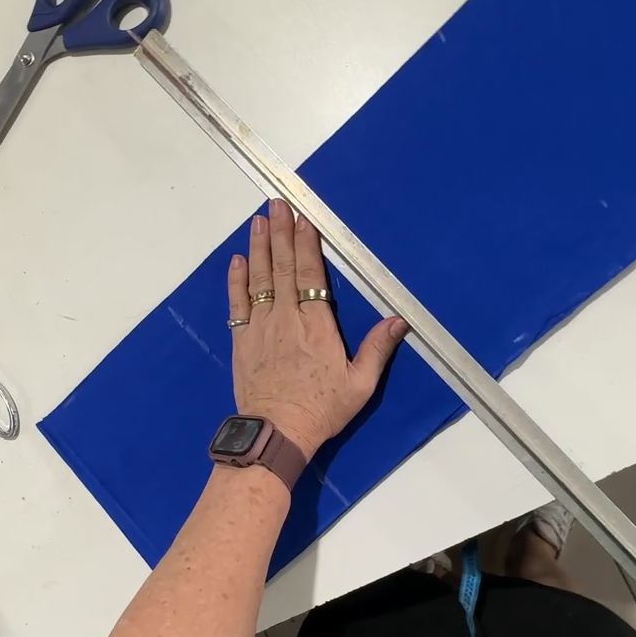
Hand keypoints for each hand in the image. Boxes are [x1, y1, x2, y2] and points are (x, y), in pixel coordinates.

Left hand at [225, 199, 407, 457]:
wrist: (277, 432)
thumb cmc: (322, 410)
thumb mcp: (360, 384)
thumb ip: (377, 349)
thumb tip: (399, 320)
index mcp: (317, 325)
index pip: (311, 274)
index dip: (307, 244)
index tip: (304, 219)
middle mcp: (286, 318)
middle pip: (282, 267)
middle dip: (280, 233)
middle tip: (277, 204)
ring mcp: (260, 328)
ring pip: (258, 278)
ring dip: (258, 247)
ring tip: (258, 221)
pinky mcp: (242, 341)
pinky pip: (237, 304)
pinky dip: (236, 280)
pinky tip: (237, 260)